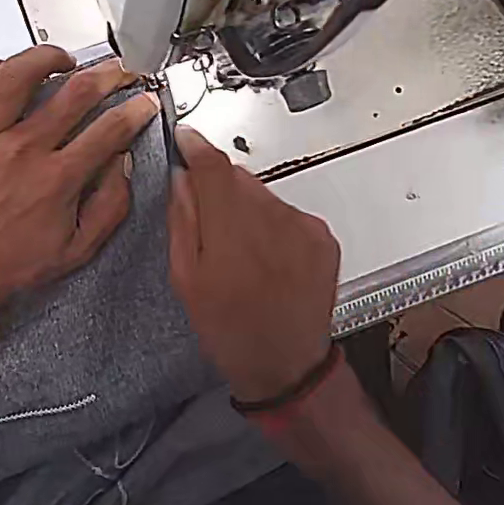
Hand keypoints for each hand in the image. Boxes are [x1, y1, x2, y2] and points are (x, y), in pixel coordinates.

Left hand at [0, 45, 157, 367]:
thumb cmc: (7, 265)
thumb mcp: (76, 251)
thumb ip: (109, 207)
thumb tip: (123, 166)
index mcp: (57, 180)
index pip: (111, 129)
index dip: (137, 110)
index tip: (144, 103)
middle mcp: (23, 151)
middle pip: (76, 91)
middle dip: (109, 74)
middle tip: (118, 73)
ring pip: (19, 74)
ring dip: (49, 56)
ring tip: (65, 59)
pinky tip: (5, 71)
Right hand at [168, 126, 339, 402]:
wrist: (286, 365)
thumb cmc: (231, 331)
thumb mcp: (186, 281)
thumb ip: (182, 222)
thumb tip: (180, 179)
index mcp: (231, 237)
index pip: (213, 167)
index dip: (195, 147)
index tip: (185, 139)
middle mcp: (272, 224)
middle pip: (237, 176)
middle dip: (218, 187)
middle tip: (207, 219)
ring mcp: (302, 228)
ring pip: (262, 192)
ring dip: (245, 206)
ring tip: (239, 248)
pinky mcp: (322, 236)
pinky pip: (286, 210)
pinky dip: (271, 221)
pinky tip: (265, 253)